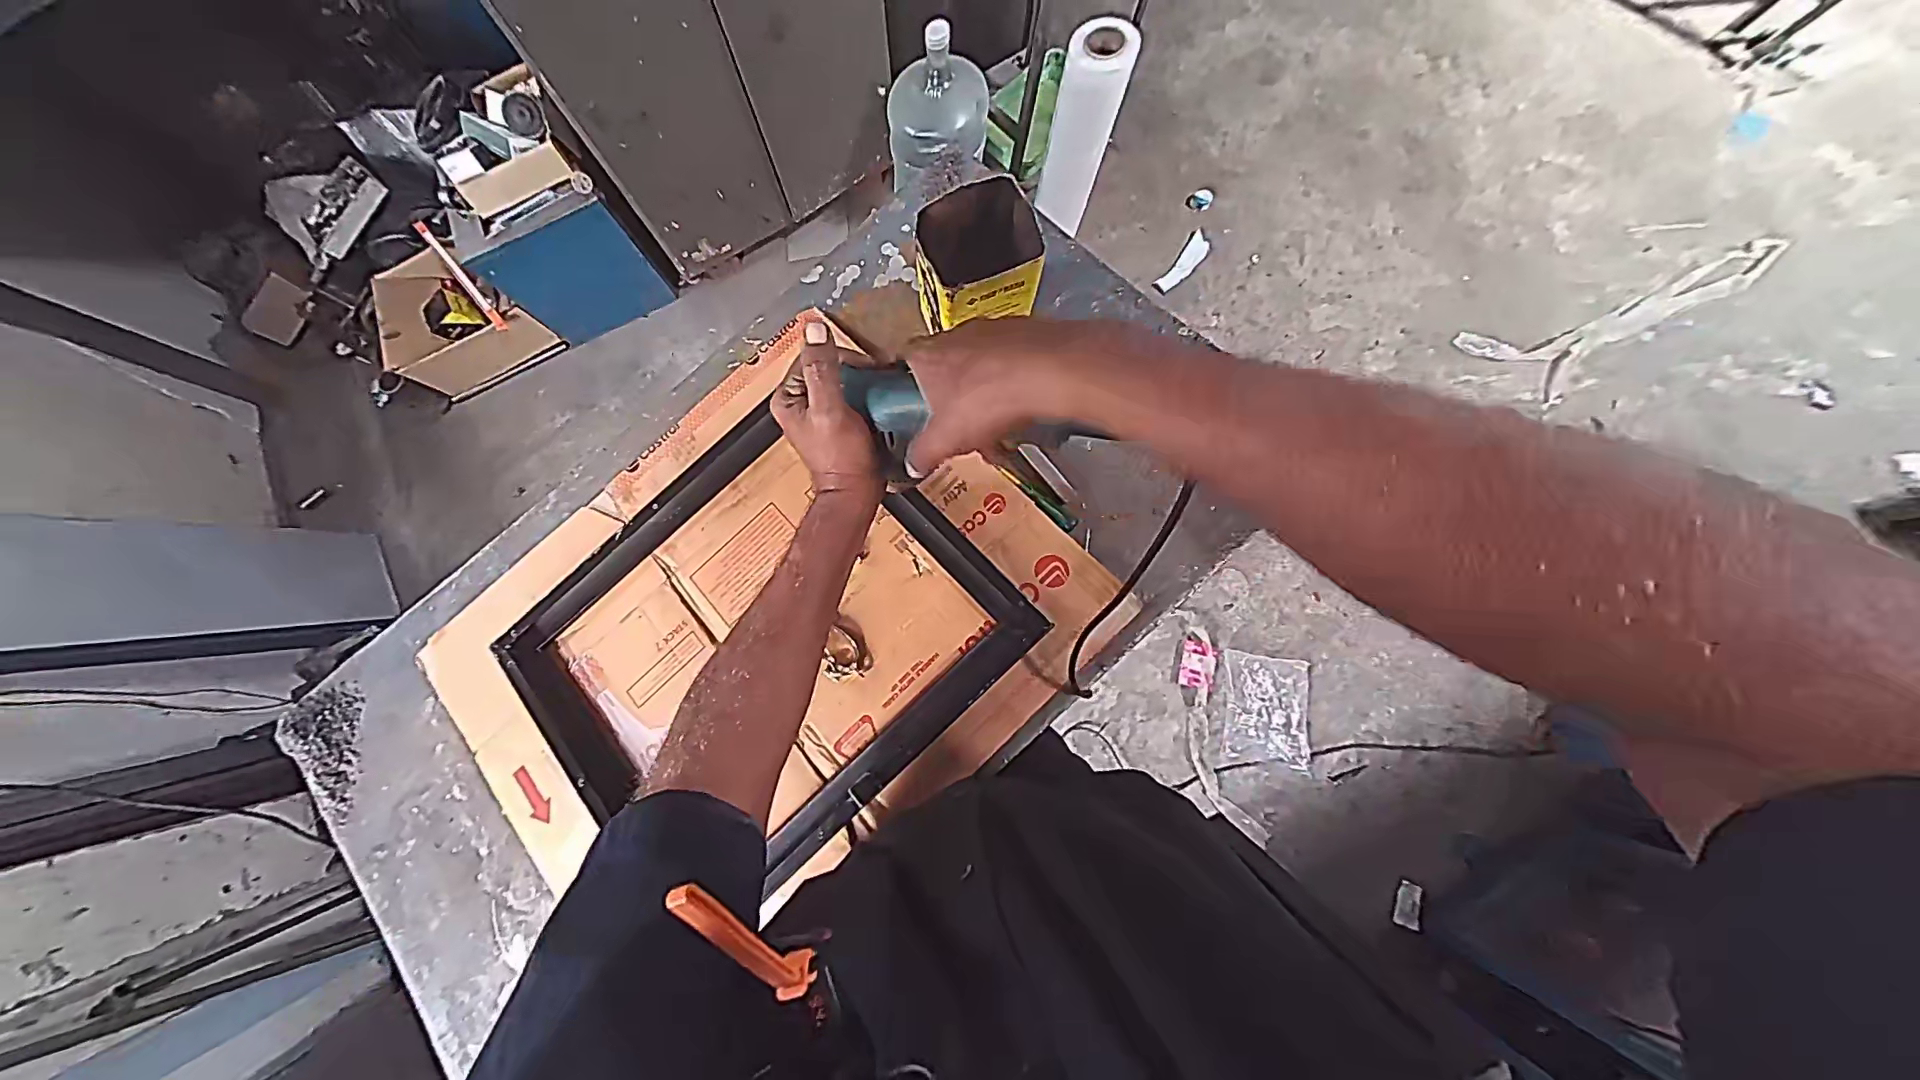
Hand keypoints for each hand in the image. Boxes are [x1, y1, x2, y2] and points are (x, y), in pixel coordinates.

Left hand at [773, 320, 881, 501]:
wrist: (857, 491)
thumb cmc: (840, 460)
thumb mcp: (829, 408)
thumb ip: (821, 369)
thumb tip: (815, 330)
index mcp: (788, 397)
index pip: (813, 355)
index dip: (841, 357)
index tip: (864, 366)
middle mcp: (802, 402)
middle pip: (831, 366)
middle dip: (856, 371)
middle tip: (874, 379)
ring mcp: (822, 412)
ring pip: (845, 380)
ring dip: (865, 382)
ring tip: (879, 392)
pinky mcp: (841, 420)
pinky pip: (856, 396)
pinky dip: (869, 395)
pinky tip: (879, 403)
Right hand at [901, 317, 1140, 475]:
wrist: (1048, 373)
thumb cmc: (991, 395)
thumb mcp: (945, 439)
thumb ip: (923, 453)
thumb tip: (913, 464)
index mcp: (925, 355)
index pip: (900, 363)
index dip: (902, 387)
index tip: (908, 405)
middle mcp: (955, 335)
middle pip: (944, 369)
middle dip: (952, 401)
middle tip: (960, 428)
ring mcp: (992, 331)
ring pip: (980, 367)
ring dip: (985, 395)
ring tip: (997, 427)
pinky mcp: (1025, 334)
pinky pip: (1012, 363)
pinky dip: (1014, 386)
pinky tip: (1021, 410)